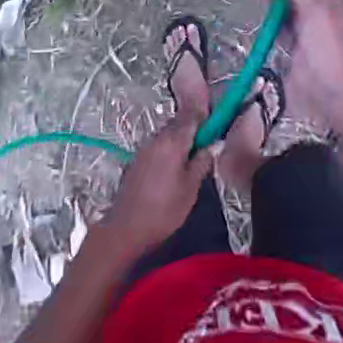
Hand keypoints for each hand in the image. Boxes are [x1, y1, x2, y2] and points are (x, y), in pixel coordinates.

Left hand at [101, 113, 213, 253]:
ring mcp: (145, 147)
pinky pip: (158, 144)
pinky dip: (168, 148)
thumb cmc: (164, 210)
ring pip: (167, 133)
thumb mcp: (191, 188)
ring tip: (191, 159)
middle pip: (178, 122)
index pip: (192, 115)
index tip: (215, 128)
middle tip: (206, 145)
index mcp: (173, 140)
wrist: (128, 227)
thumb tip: (212, 145)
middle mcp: (157, 137)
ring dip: (180, 139)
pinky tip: (173, 167)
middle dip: (193, 128)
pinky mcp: (137, 158)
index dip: (205, 117)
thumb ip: (203, 162)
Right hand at [264, 0, 342, 132]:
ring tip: (261, 1)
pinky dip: (272, 26)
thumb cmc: (327, 47)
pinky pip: (280, 32)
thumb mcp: (314, 9)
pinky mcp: (294, 50)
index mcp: (329, 1)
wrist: (331, 92)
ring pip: (287, 12)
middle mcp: (318, 14)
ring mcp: (306, 33)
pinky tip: (264, 23)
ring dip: (274, 6)